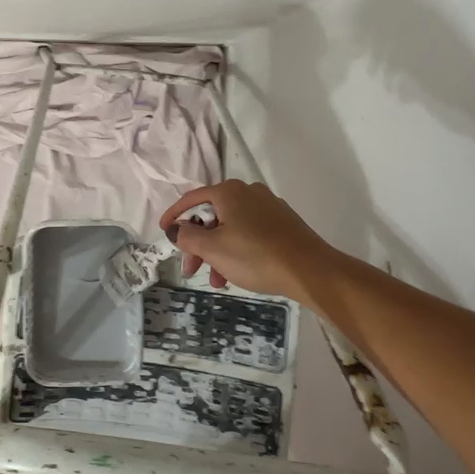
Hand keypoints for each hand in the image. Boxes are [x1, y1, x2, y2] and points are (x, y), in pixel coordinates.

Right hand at [159, 179, 343, 303]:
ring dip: (218, 252)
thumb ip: (188, 237)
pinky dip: (237, 250)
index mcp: (228, 192)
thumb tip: (177, 229)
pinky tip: (239, 273)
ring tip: (219, 281)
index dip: (174, 216)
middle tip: (192, 270)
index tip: (163, 232)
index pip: (191, 199)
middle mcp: (248, 192)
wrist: (311, 270)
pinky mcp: (283, 223)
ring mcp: (269, 206)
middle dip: (199, 244)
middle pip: (212, 216)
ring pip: (232, 227)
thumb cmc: (256, 256)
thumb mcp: (213, 249)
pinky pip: (250, 232)